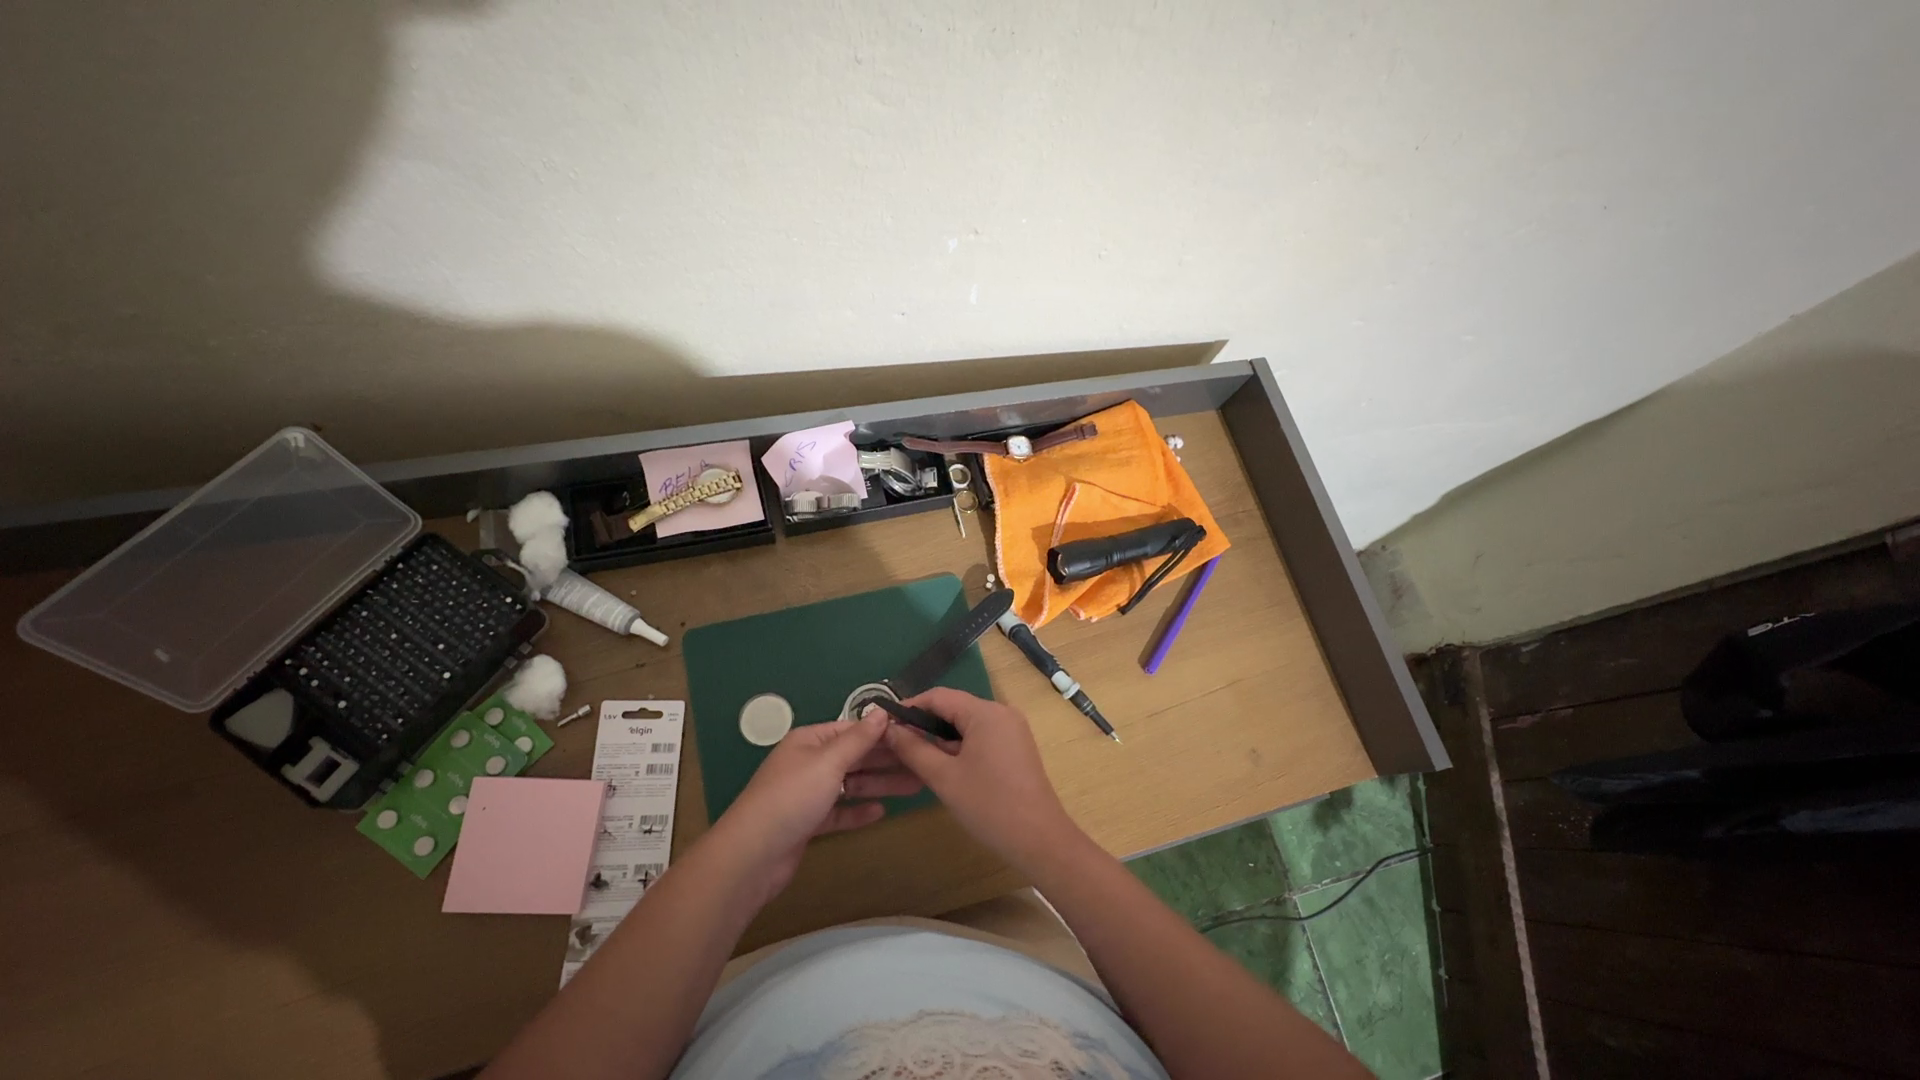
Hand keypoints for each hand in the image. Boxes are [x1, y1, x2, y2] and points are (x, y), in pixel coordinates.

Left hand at [709, 708, 921, 904]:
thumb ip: (858, 739)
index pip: (852, 730)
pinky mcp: (808, 823)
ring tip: (915, 786)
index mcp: (810, 741)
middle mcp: (808, 763)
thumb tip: (882, 711)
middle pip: (854, 757)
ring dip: (880, 785)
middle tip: (924, 762)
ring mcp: (807, 794)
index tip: (915, 734)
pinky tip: (881, 812)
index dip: (883, 732)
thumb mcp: (828, 762)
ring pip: (850, 785)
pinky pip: (839, 812)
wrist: (753, 854)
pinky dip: (858, 811)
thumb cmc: (792, 798)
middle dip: (887, 760)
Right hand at [883, 688, 1085, 871]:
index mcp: (986, 712)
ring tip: (914, 758)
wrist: (1038, 840)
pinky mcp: (1016, 748)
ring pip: (967, 724)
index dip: (909, 707)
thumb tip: (888, 729)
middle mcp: (1002, 713)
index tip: (884, 724)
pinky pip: (981, 737)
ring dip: (941, 738)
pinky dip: (960, 747)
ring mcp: (1012, 730)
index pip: (939, 696)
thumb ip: (913, 749)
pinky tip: (944, 768)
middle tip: (895, 745)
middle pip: (954, 708)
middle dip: (924, 724)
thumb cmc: (988, 805)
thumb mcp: (943, 777)